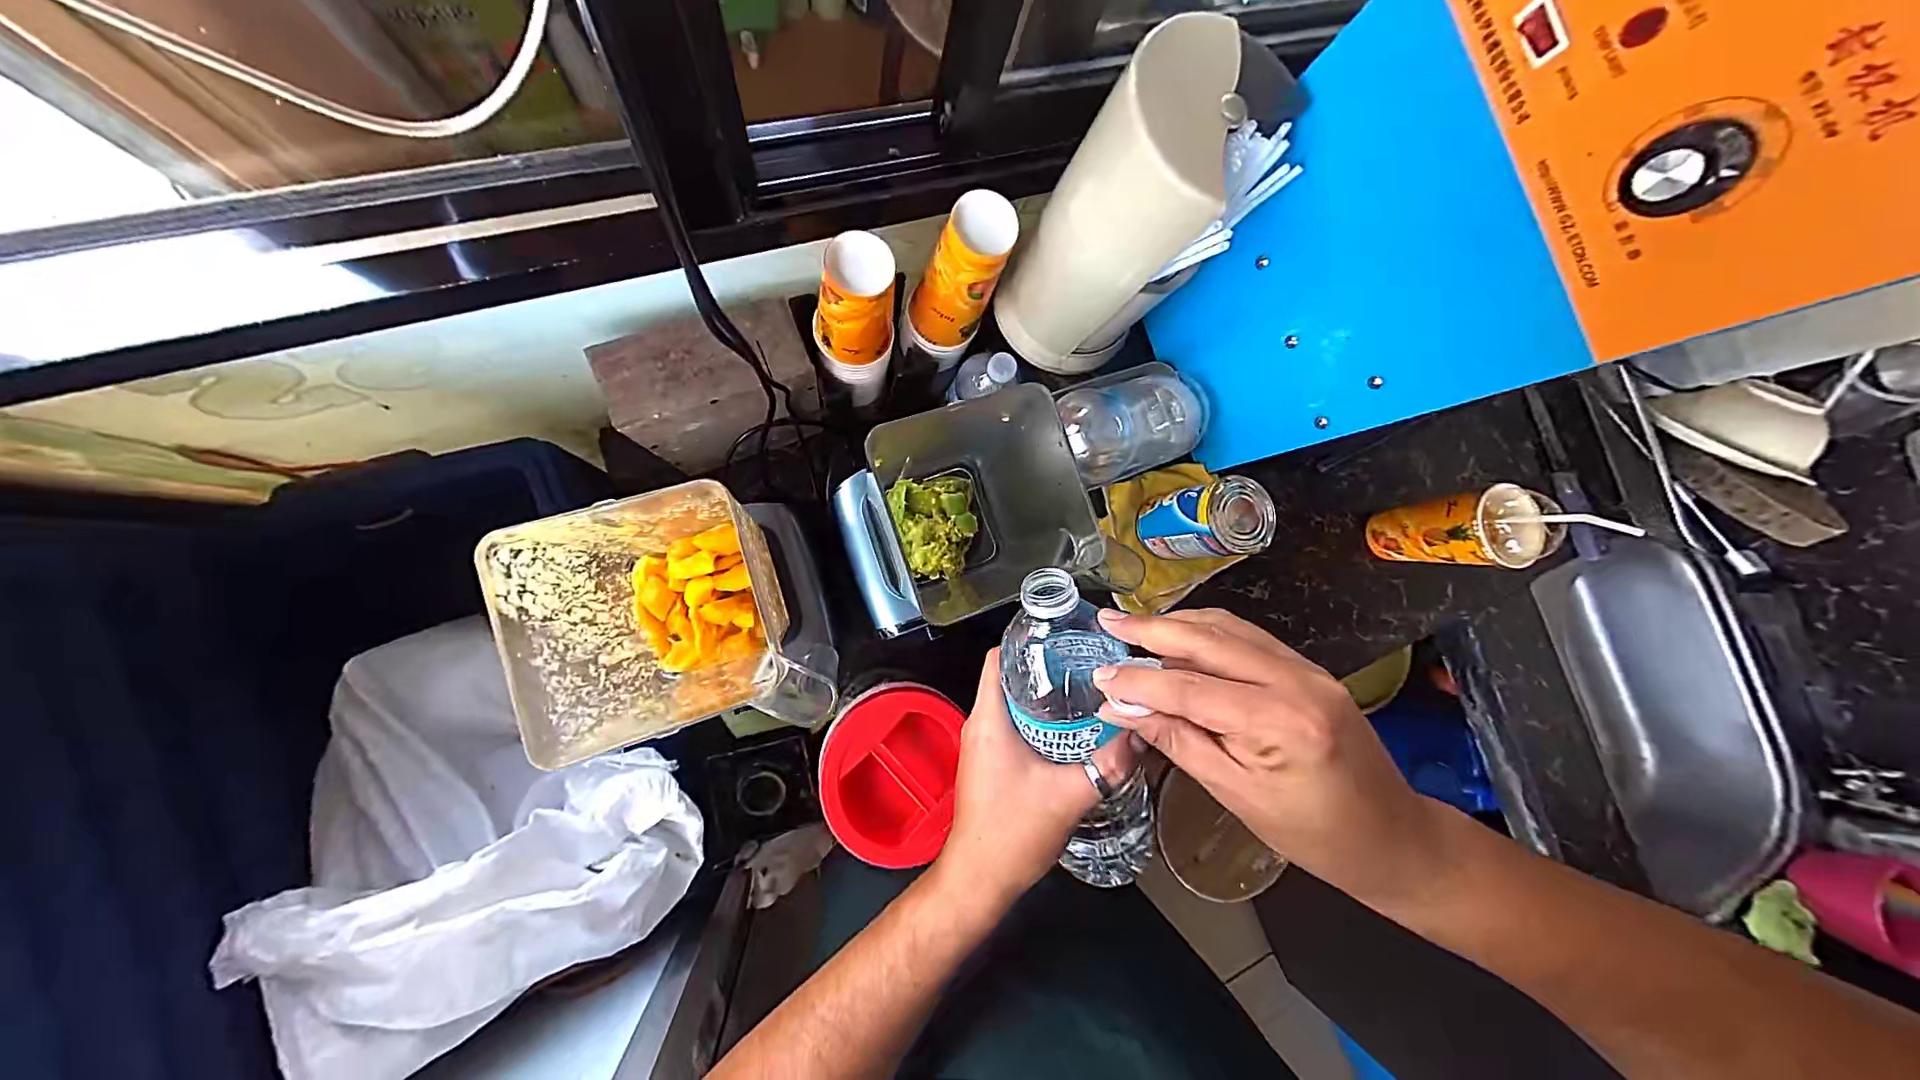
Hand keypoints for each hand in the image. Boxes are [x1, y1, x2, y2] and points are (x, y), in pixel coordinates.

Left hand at [932, 648, 1136, 908]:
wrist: (979, 879)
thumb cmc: (1009, 836)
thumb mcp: (1068, 796)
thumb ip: (1107, 766)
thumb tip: (1137, 737)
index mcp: (989, 721)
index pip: (997, 659)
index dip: (1025, 642)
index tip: (1059, 638)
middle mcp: (980, 727)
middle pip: (1009, 679)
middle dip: (1045, 670)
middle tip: (1083, 667)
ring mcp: (982, 746)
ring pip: (1012, 706)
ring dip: (1044, 699)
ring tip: (1083, 695)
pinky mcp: (990, 765)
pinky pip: (1013, 728)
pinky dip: (1038, 723)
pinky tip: (1069, 734)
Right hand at [1093, 608, 1446, 906]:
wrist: (1393, 837)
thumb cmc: (1314, 834)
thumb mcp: (1235, 794)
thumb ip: (1176, 739)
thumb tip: (1121, 708)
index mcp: (1280, 721)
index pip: (1189, 687)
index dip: (1137, 682)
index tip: (1098, 678)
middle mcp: (1297, 680)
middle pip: (1208, 639)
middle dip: (1151, 629)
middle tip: (1107, 624)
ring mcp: (1308, 669)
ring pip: (1228, 628)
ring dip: (1176, 624)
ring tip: (1133, 626)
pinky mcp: (1309, 668)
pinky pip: (1248, 638)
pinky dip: (1206, 632)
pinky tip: (1178, 637)